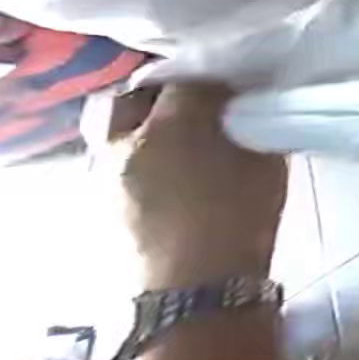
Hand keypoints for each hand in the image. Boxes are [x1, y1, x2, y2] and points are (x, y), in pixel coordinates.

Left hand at [100, 84, 287, 288]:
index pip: (190, 84)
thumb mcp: (263, 160)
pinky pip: (113, 158)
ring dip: (144, 125)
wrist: (197, 276)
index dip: (217, 83)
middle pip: (126, 99)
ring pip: (113, 130)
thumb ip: (247, 126)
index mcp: (170, 130)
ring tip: (182, 136)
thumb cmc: (242, 212)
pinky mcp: (95, 196)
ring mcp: (100, 172)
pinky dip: (139, 152)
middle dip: (160, 95)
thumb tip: (244, 110)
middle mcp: (122, 143)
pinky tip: (171, 167)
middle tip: (196, 102)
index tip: (240, 91)